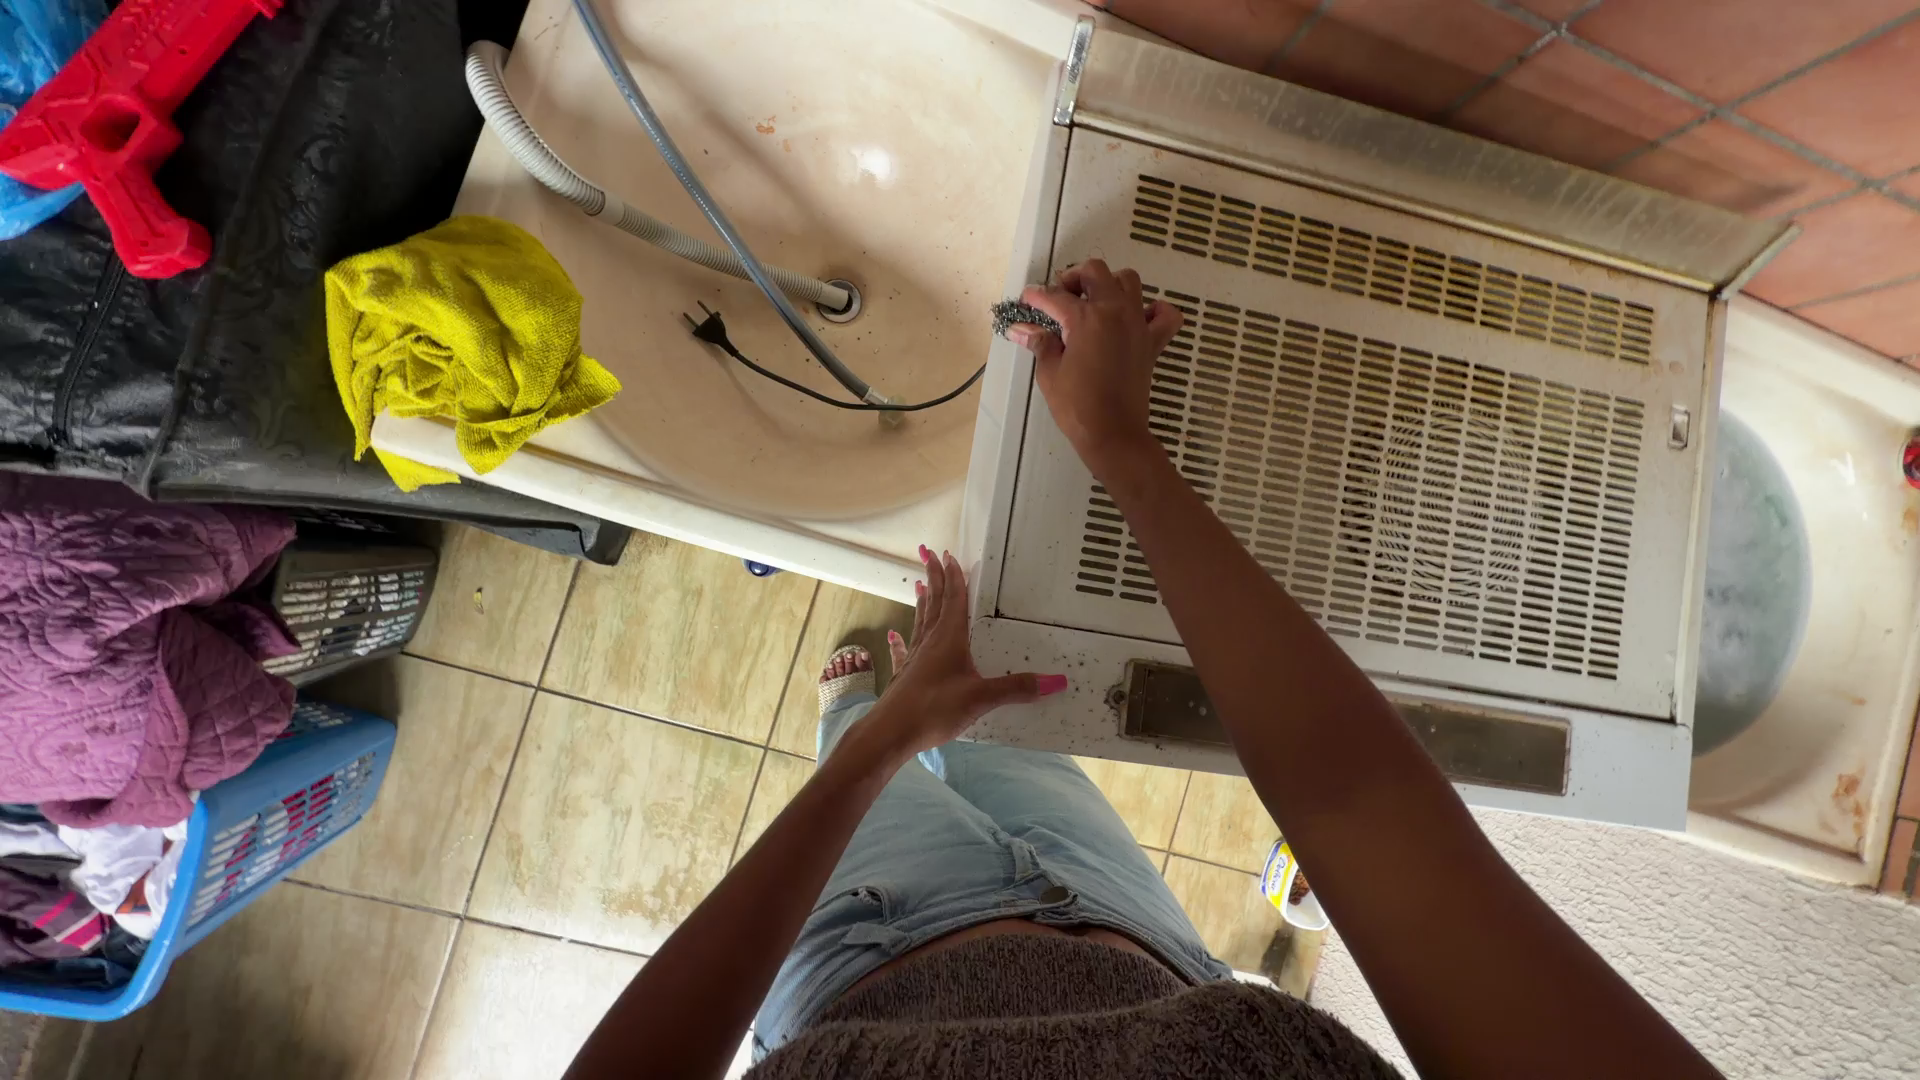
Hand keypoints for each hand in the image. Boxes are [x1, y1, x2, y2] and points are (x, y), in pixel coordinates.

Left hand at [855, 545, 1066, 757]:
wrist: (891, 733)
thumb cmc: (935, 708)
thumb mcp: (981, 698)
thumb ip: (1017, 688)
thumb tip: (1058, 681)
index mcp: (950, 639)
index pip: (954, 600)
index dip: (954, 577)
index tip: (948, 554)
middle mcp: (930, 641)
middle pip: (935, 603)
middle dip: (935, 578)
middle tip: (928, 554)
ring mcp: (914, 657)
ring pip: (920, 622)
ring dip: (923, 602)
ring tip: (920, 585)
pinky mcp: (904, 675)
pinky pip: (902, 651)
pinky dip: (899, 641)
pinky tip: (892, 634)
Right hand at [1008, 259, 1183, 469]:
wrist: (1113, 434)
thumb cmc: (1076, 406)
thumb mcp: (1049, 373)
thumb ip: (1039, 343)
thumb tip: (1020, 329)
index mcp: (1086, 318)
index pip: (1054, 297)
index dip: (1036, 297)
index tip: (1025, 301)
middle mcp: (1115, 311)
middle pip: (1095, 272)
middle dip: (1073, 278)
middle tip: (1060, 298)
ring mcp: (1138, 324)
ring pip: (1129, 281)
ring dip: (1109, 284)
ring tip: (1094, 304)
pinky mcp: (1153, 342)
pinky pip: (1164, 315)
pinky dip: (1154, 311)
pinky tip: (1138, 319)